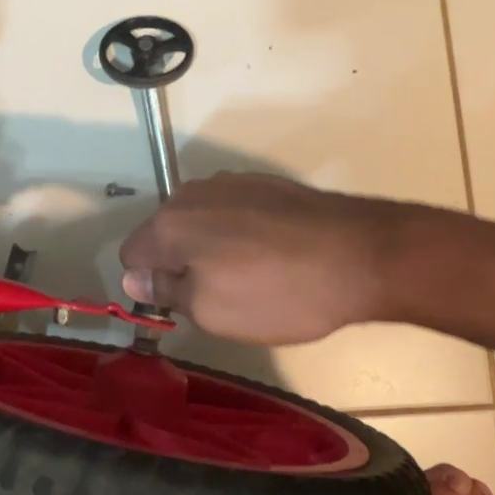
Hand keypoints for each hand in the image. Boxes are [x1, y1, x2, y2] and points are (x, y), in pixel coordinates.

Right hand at [119, 172, 423, 344]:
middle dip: (181, 264)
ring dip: (212, 248)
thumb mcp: (211, 311)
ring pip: (201, 222)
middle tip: (221, 296)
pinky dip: (242, 234)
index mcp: (169, 224)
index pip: (131, 255)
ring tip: (254, 277)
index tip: (185, 305)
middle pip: (165, 234)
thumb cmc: (279, 293)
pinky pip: (234, 212)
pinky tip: (276, 255)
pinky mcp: (266, 183)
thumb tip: (133, 276)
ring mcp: (231, 183)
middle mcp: (192, 193)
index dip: (150, 285)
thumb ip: (164, 291)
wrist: (363, 255)